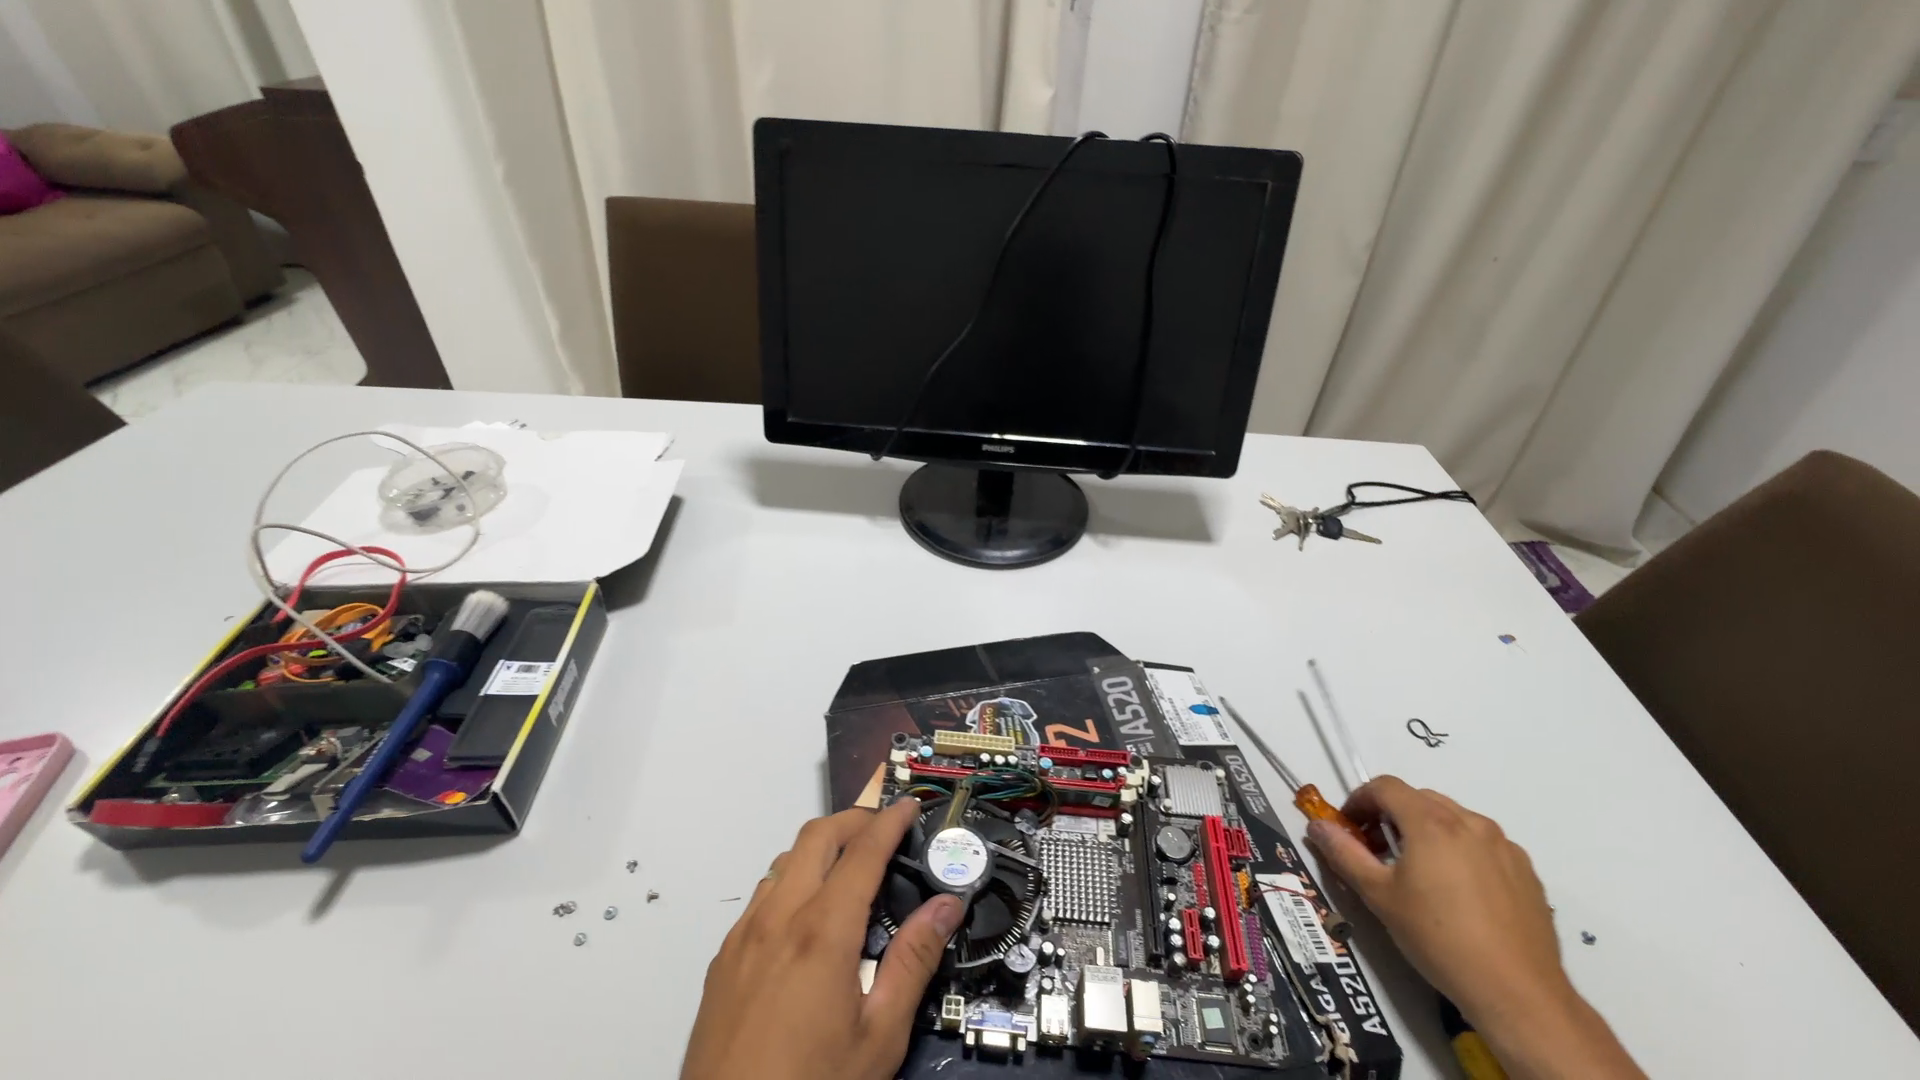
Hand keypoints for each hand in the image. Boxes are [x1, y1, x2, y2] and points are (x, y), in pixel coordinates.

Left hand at [681, 799, 964, 1079]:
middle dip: (853, 820)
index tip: (908, 807)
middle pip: (815, 837)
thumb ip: (914, 961)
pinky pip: (761, 897)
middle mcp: (778, 920)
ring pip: (784, 862)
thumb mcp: (880, 1034)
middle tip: (883, 828)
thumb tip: (946, 907)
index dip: (889, 822)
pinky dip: (792, 881)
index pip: (862, 852)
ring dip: (820, 849)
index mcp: (822, 932)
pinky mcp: (723, 960)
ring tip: (851, 870)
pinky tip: (809, 917)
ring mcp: (743, 937)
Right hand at [1307, 776, 1643, 1079]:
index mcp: (1431, 822)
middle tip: (1377, 851)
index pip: (1386, 787)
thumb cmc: (1437, 938)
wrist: (1516, 991)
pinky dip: (1460, 851)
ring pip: (1454, 819)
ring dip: (1427, 831)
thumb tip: (1316, 825)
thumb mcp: (1378, 896)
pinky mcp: (1526, 870)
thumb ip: (1343, 853)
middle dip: (1391, 816)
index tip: (1349, 828)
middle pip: (1420, 799)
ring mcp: (1504, 845)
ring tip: (1418, 873)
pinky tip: (1458, 892)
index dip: (1360, 800)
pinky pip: (1483, 845)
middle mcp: (1470, 822)